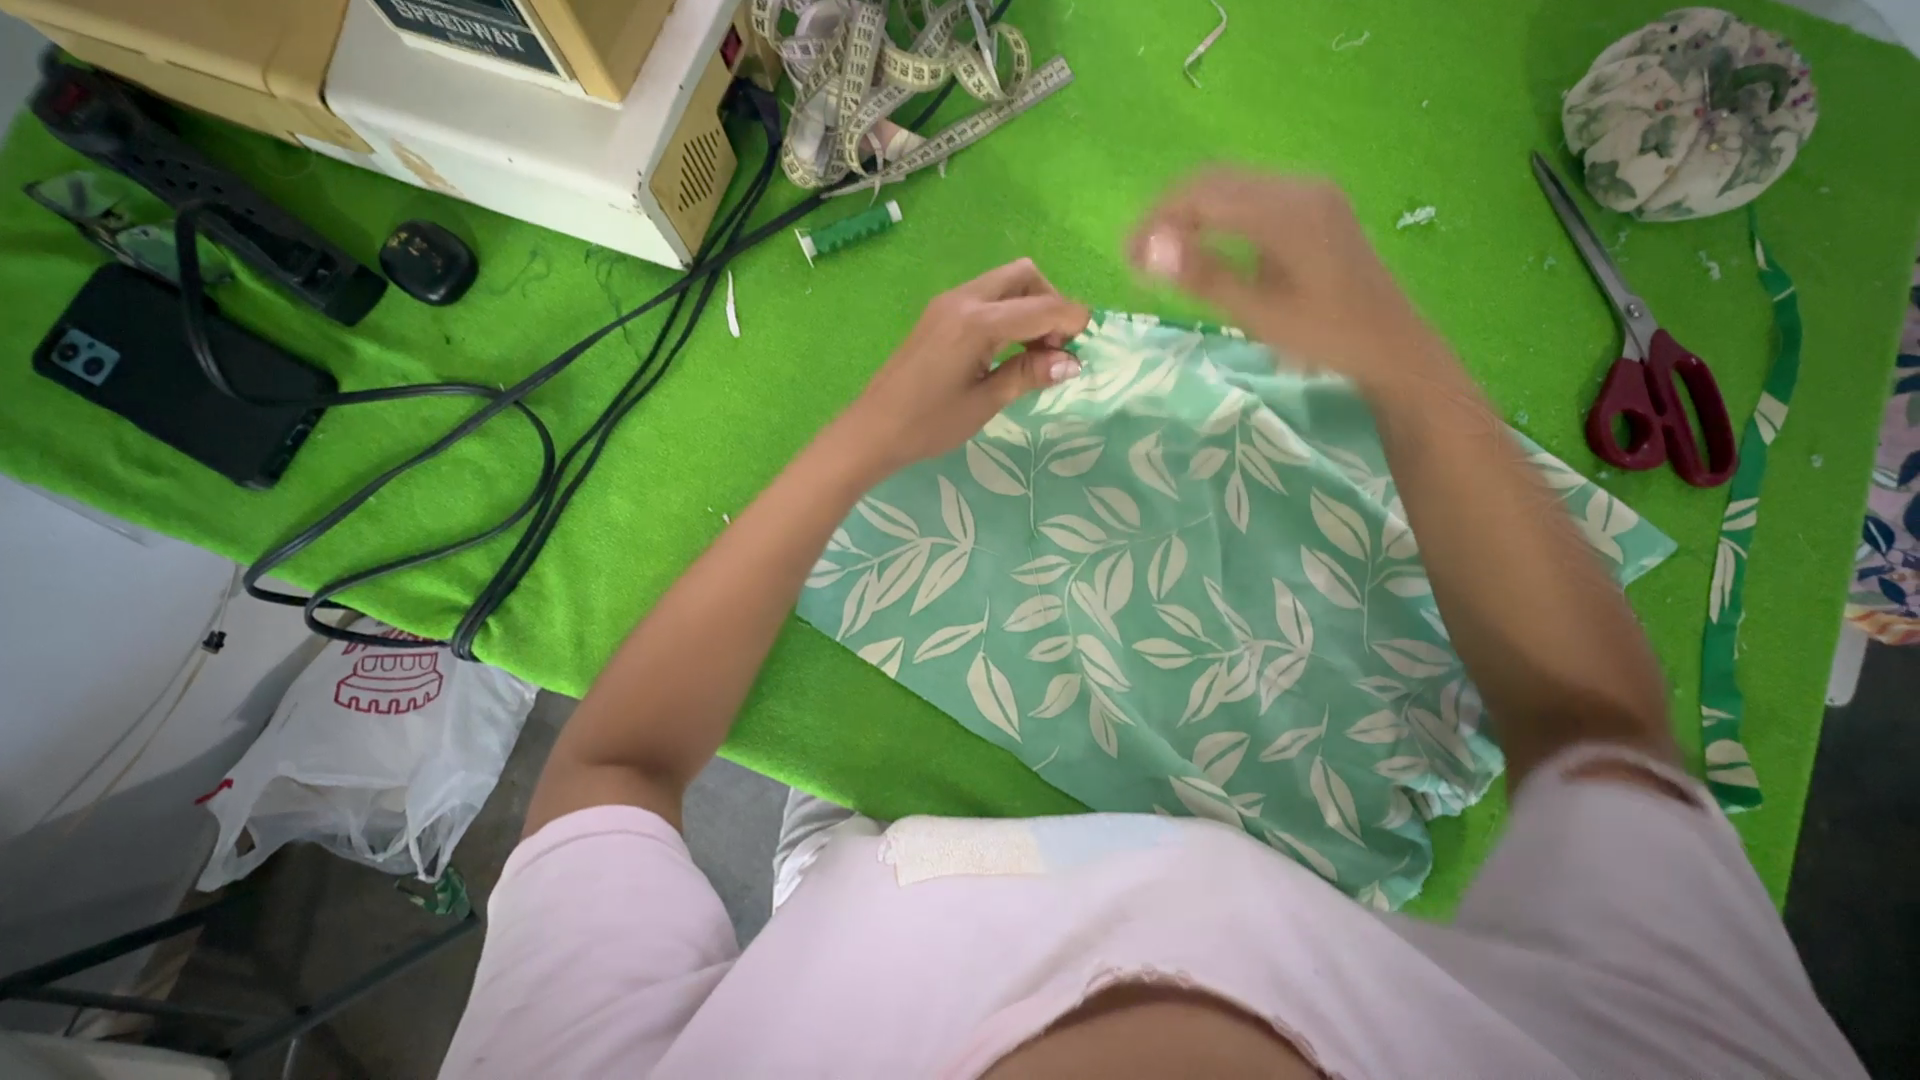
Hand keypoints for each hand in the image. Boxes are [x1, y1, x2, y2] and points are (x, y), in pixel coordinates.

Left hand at [836, 258, 1089, 475]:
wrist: (872, 430)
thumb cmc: (928, 424)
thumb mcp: (985, 402)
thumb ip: (1028, 374)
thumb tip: (1072, 362)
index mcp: (977, 321)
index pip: (1043, 306)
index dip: (1072, 323)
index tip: (1083, 351)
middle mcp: (963, 299)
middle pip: (1025, 276)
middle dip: (1050, 304)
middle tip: (1054, 349)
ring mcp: (947, 303)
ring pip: (1005, 283)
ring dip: (1029, 307)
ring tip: (1033, 355)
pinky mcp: (939, 314)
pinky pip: (986, 297)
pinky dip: (1008, 313)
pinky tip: (1007, 351)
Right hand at [1130, 170, 1451, 393]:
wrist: (1393, 346)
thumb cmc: (1327, 338)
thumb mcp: (1260, 313)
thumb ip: (1204, 277)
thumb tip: (1148, 252)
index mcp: (1286, 212)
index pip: (1202, 196)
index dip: (1156, 221)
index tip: (1126, 256)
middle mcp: (1298, 188)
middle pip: (1214, 182)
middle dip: (1168, 214)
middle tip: (1136, 255)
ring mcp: (1310, 193)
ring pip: (1231, 186)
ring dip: (1190, 213)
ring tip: (1162, 254)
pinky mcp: (1315, 206)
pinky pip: (1252, 197)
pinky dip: (1217, 216)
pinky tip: (1203, 246)